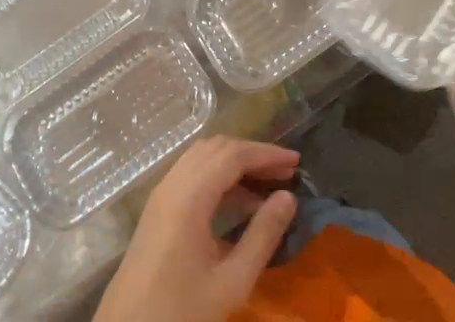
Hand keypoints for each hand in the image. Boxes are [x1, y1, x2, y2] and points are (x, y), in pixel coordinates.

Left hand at [93, 137, 299, 321]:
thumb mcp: (232, 280)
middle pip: (215, 149)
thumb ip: (262, 235)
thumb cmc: (183, 308)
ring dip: (235, 163)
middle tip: (286, 172)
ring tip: (268, 184)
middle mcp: (171, 184)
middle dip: (252, 154)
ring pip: (201, 158)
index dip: (266, 153)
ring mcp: (161, 194)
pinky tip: (239, 201)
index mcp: (189, 197)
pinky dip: (218, 176)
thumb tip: (288, 198)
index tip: (296, 162)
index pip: (232, 155)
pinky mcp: (158, 208)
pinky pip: (191, 174)